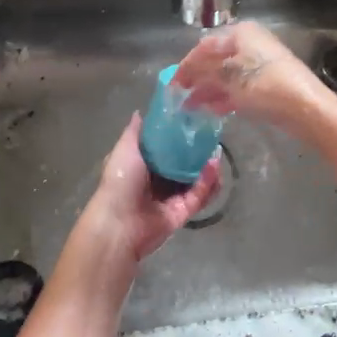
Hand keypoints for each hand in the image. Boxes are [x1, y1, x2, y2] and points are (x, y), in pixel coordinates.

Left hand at [76, 113, 221, 263]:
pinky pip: (198, 196)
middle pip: (183, 164)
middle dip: (198, 153)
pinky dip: (207, 183)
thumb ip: (135, 132)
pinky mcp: (182, 213)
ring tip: (217, 154)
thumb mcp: (125, 149)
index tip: (193, 121)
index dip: (178, 136)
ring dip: (207, 169)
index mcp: (144, 165)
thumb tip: (139, 112)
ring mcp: (171, 198)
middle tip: (212, 138)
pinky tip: (214, 168)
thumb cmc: (119, 180)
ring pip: (195, 181)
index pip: (165, 148)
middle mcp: (158, 181)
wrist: (118, 223)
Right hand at [172, 21, 334, 131]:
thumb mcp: (230, 77)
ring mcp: (259, 64)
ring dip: (208, 90)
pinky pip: (238, 87)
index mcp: (241, 33)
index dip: (187, 65)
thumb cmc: (265, 85)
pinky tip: (210, 110)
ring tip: (190, 107)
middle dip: (196, 78)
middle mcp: (249, 44)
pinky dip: (223, 97)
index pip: (205, 46)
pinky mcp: (266, 84)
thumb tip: (187, 74)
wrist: (306, 108)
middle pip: (215, 60)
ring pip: (226, 75)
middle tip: (179, 97)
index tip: (172, 85)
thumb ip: (206, 73)